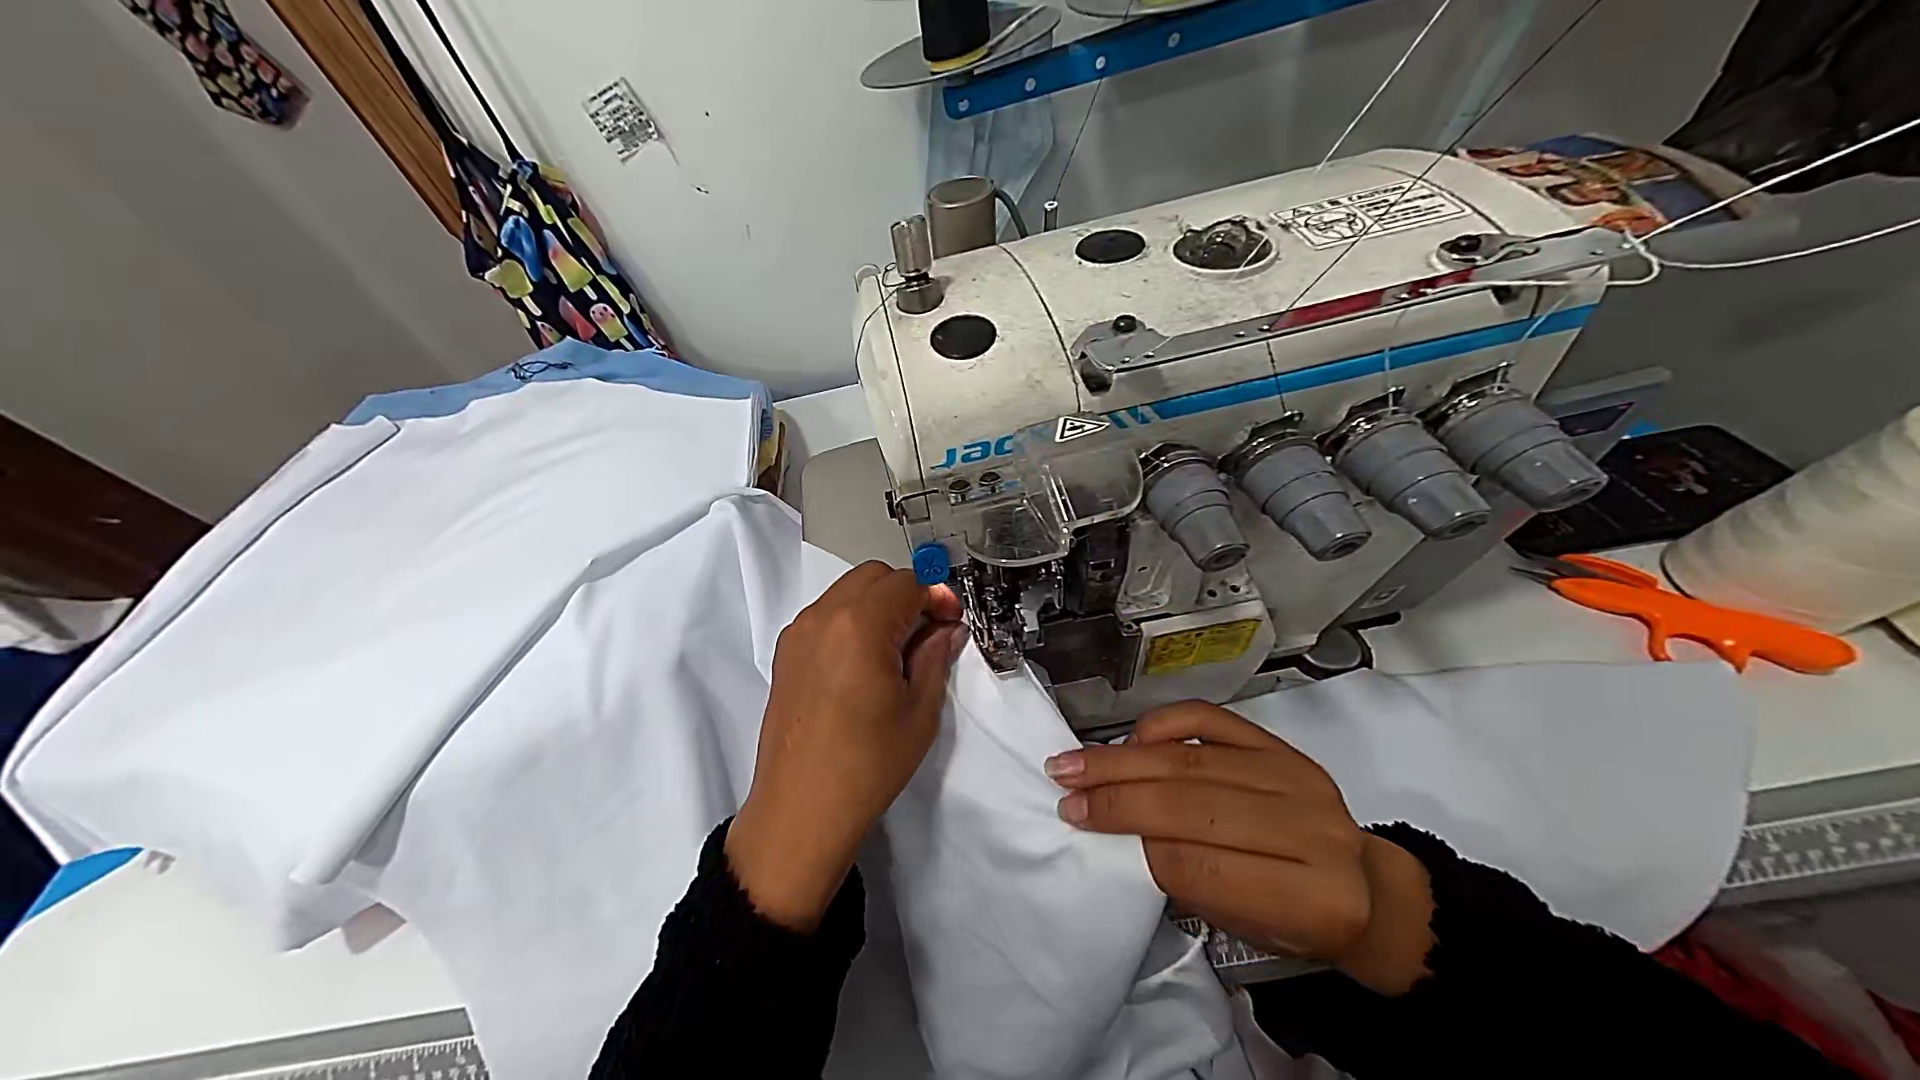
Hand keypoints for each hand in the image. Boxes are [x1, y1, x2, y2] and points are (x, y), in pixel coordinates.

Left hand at [727, 562, 966, 930]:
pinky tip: (867, 660)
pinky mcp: (786, 653)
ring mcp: (799, 634)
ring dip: (878, 604)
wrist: (802, 809)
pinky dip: (852, 620)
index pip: (907, 583)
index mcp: (860, 626)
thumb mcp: (919, 711)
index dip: (937, 596)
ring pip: (848, 591)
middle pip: (875, 576)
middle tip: (930, 629)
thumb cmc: (865, 765)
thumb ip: (935, 656)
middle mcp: (823, 618)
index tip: (951, 619)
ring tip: (899, 647)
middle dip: (908, 593)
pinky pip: (826, 615)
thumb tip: (946, 630)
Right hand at [1045, 702, 1434, 994]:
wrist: (1357, 883)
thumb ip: (1186, 879)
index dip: (1136, 847)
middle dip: (1116, 797)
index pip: (1199, 866)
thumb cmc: (1295, 915)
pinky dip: (1163, 724)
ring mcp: (1293, 776)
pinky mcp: (1278, 744)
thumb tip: (1121, 829)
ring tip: (1076, 764)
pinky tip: (1130, 738)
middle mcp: (1308, 829)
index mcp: (1308, 896)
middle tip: (1066, 791)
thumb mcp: (1243, 923)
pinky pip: (1210, 719)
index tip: (1087, 830)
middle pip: (1190, 803)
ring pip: (1189, 759)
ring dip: (1122, 759)